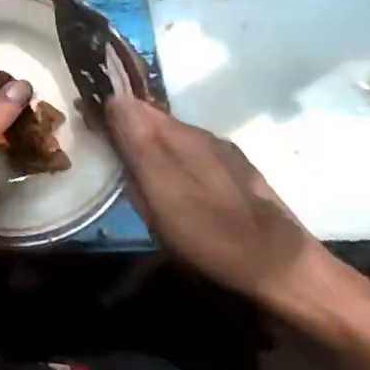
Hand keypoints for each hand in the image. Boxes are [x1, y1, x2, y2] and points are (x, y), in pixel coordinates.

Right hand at [104, 95, 331, 309]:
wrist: (283, 271)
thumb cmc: (212, 233)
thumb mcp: (164, 191)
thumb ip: (139, 145)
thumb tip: (115, 98)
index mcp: (186, 137)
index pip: (136, 108)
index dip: (109, 113)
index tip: (86, 126)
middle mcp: (206, 139)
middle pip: (153, 124)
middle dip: (127, 133)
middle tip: (104, 158)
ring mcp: (225, 159)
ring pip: (172, 143)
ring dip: (147, 150)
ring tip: (130, 175)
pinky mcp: (236, 180)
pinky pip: (188, 161)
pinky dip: (169, 167)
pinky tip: (167, 190)